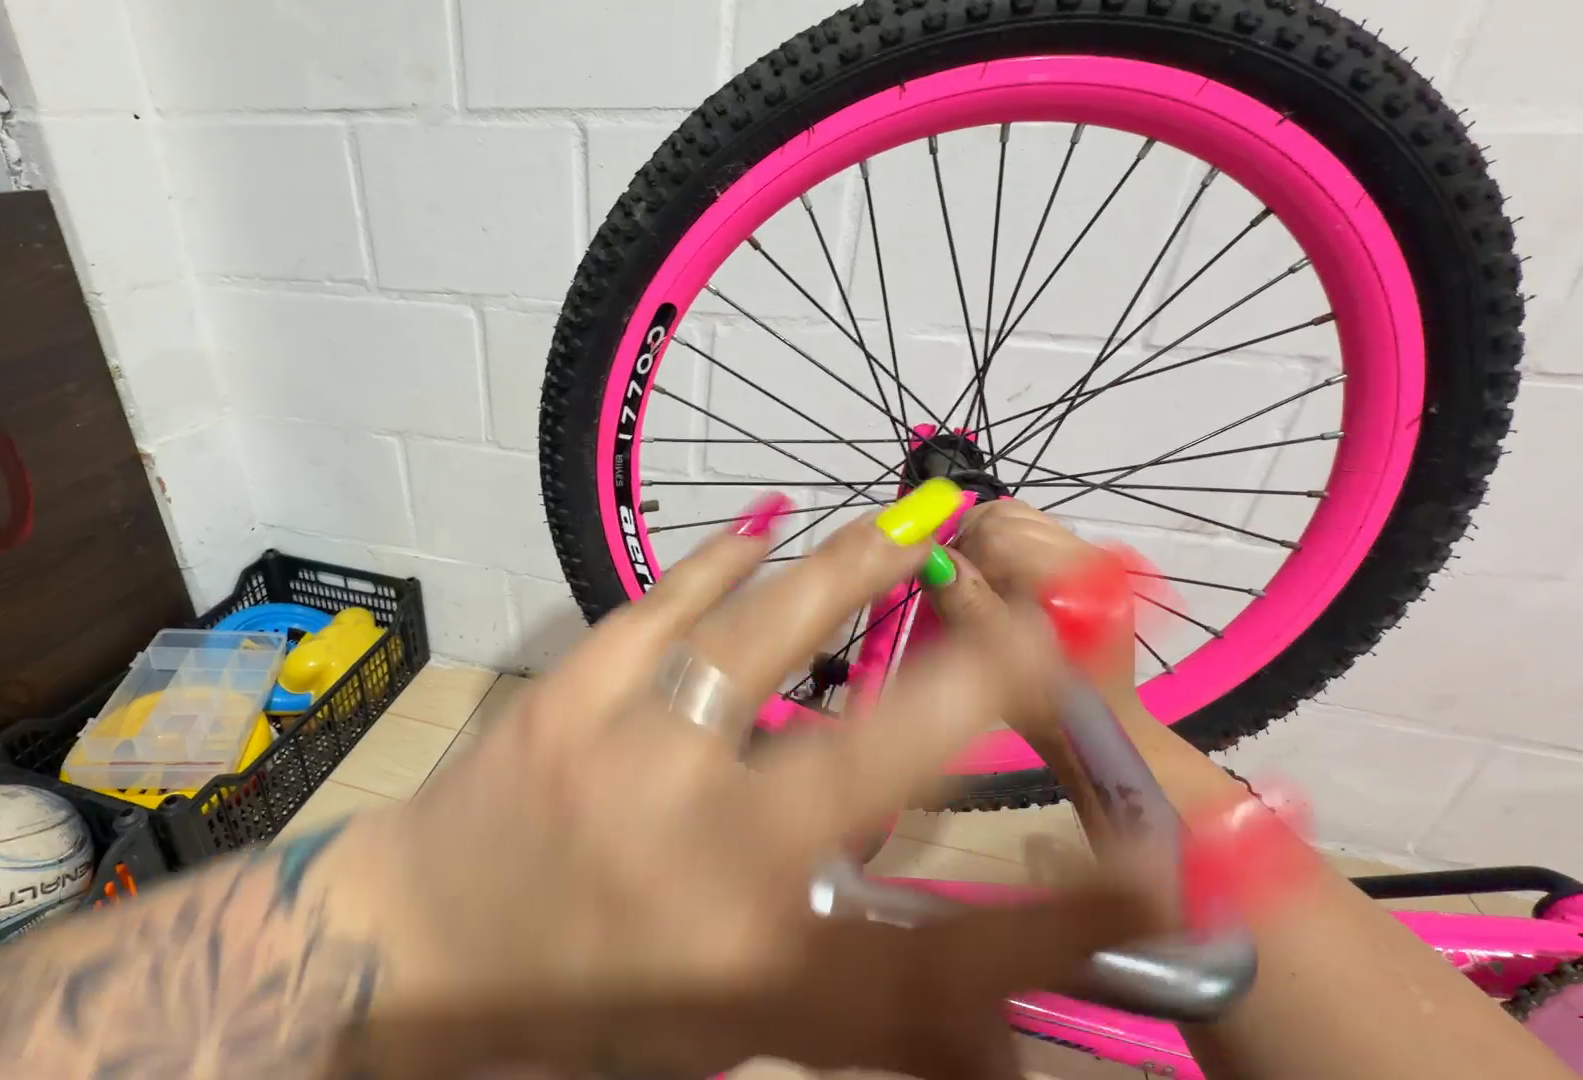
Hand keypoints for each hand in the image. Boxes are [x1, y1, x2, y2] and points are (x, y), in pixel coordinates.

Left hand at [346, 494, 1162, 1078]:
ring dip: (850, 573)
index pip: (950, 956)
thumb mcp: (729, 1031)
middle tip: (1073, 611)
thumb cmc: (579, 1000)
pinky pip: (659, 608)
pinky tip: (765, 523)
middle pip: (876, 761)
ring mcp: (624, 753)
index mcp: (749, 962)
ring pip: (762, 638)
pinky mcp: (565, 696)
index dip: (1069, 914)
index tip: (1168, 857)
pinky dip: (719, 561)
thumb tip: (1012, 1041)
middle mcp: (699, 851)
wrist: (414, 947)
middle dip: (990, 685)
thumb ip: (873, 1019)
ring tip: (918, 523)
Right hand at [948, 501, 1136, 707]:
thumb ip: (971, 610)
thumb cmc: (1050, 708)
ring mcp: (1084, 553)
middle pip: (1003, 518)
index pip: (1001, 534)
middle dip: (966, 548)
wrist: (1092, 722)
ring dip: (976, 545)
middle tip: (954, 589)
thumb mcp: (1001, 666)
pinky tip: (987, 580)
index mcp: (1081, 582)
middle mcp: (1089, 557)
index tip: (942, 593)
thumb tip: (934, 563)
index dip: (959, 556)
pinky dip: (990, 545)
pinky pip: (1019, 528)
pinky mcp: (1072, 556)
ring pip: (1008, 517)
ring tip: (970, 586)